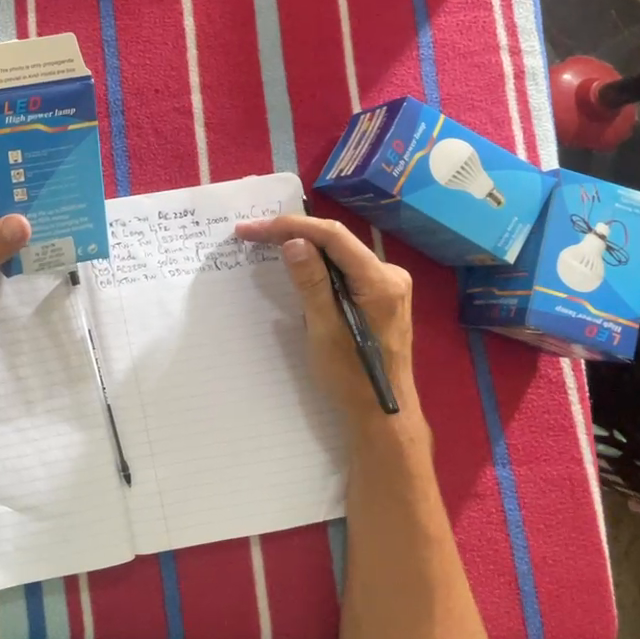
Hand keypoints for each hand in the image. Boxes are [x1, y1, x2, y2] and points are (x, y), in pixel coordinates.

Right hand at [234, 215, 418, 423]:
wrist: (381, 412)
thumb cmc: (352, 376)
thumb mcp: (325, 329)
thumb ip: (312, 282)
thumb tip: (293, 241)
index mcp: (381, 281)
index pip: (333, 236)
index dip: (290, 225)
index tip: (252, 229)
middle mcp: (389, 275)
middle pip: (335, 240)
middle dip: (292, 232)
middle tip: (250, 233)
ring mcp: (386, 285)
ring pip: (337, 253)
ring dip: (301, 246)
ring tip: (264, 242)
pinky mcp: (378, 295)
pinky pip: (343, 268)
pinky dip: (315, 264)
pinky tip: (293, 264)